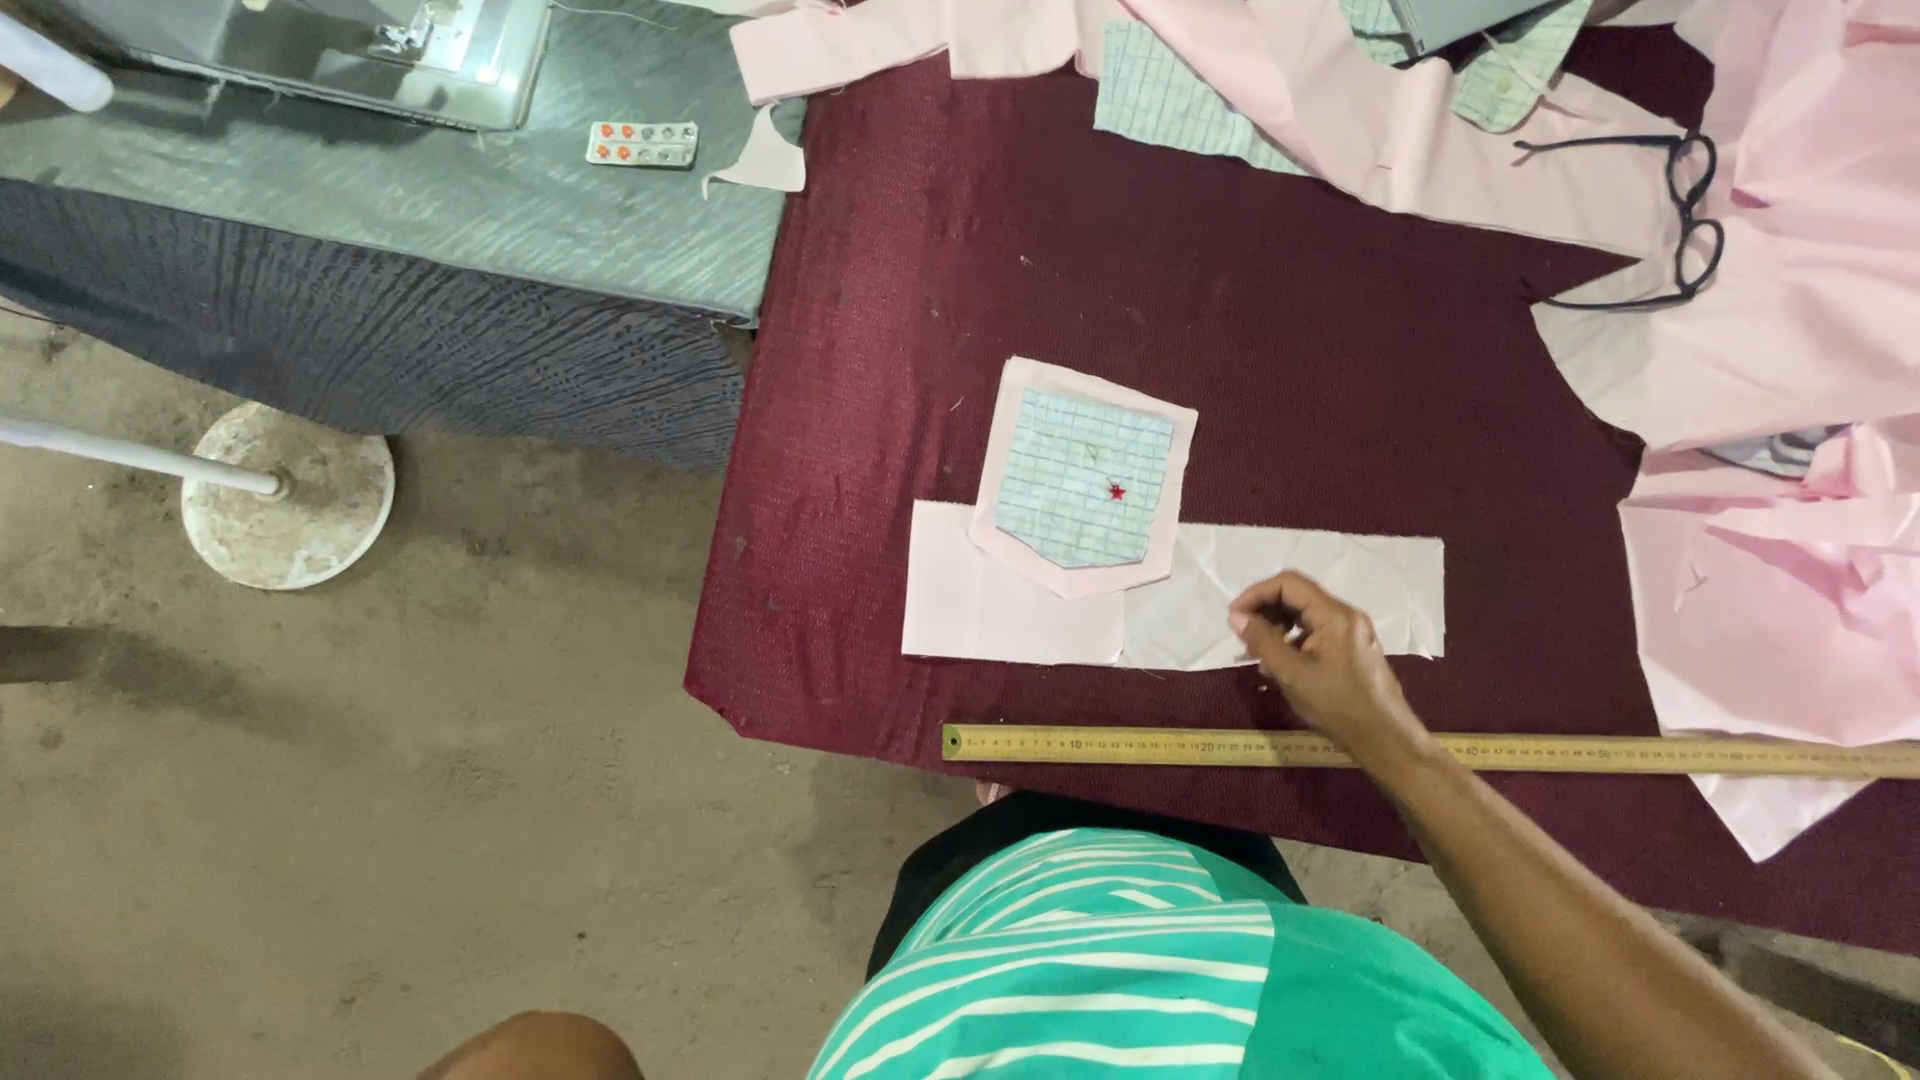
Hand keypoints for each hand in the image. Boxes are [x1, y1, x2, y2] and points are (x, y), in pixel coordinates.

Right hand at [1228, 571, 1435, 771]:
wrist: (1385, 738)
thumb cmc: (1338, 705)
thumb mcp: (1292, 674)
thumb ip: (1262, 640)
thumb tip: (1236, 617)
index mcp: (1334, 615)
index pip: (1289, 584)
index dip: (1256, 594)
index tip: (1235, 616)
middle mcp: (1345, 615)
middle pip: (1297, 596)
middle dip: (1264, 610)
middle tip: (1242, 635)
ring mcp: (1350, 632)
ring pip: (1304, 614)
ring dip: (1276, 626)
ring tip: (1257, 653)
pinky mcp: (1351, 648)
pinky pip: (1315, 631)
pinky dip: (1292, 640)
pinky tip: (1279, 664)